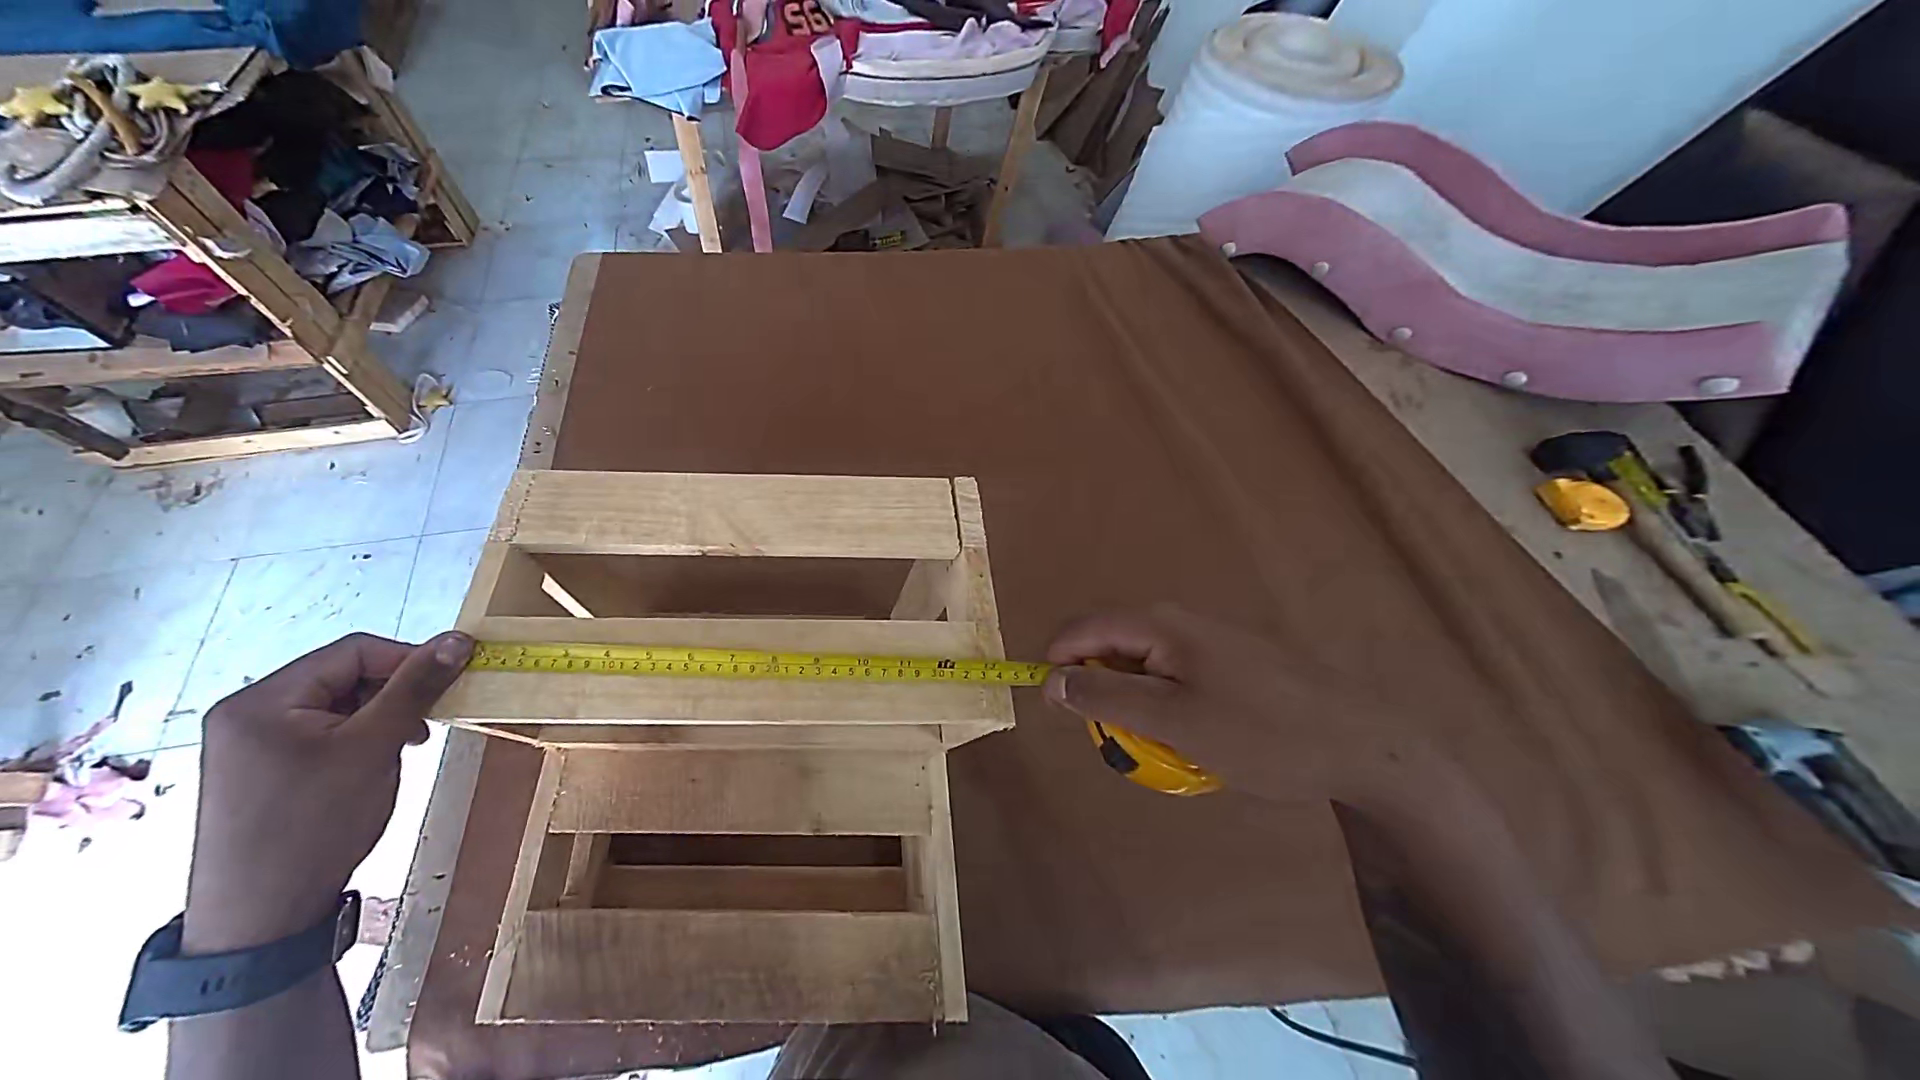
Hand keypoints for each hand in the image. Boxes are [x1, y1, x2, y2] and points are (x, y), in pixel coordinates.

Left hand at [181, 631, 472, 953]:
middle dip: (395, 693)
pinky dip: (363, 737)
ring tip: (404, 747)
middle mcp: (249, 713)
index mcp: (262, 700)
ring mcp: (253, 743)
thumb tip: (458, 639)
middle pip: (345, 676)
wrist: (261, 917)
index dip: (409, 659)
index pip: (353, 651)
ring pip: (341, 704)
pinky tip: (379, 760)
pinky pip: (326, 731)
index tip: (451, 684)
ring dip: (383, 716)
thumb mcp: (375, 746)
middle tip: (427, 724)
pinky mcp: (266, 768)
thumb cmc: (316, 823)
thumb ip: (415, 687)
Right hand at [1043, 605, 1453, 808]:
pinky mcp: (1231, 660)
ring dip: (1134, 705)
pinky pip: (1174, 677)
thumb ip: (1105, 698)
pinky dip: (1166, 706)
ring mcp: (1209, 639)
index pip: (1080, 630)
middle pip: (1110, 646)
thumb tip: (1051, 680)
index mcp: (1159, 624)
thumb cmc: (1261, 733)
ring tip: (1161, 747)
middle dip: (1100, 692)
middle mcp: (1179, 620)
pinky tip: (1195, 739)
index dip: (1058, 667)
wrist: (1363, 744)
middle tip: (1121, 740)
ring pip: (1142, 666)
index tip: (1059, 714)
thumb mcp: (1172, 722)